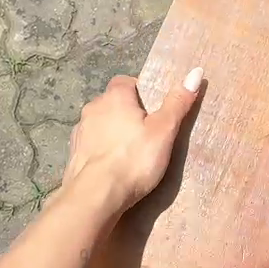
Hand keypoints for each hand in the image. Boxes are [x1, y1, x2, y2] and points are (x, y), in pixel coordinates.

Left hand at [62, 68, 203, 217]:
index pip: (126, 81)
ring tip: (130, 151)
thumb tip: (195, 72)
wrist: (96, 196)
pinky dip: (100, 150)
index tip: (154, 108)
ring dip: (112, 131)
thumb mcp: (164, 131)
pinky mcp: (73, 154)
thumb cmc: (134, 160)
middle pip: (112, 103)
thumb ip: (177, 102)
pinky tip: (112, 166)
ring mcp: (79, 132)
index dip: (140, 91)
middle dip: (126, 112)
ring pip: (100, 124)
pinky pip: (91, 145)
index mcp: (114, 97)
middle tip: (147, 131)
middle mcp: (93, 108)